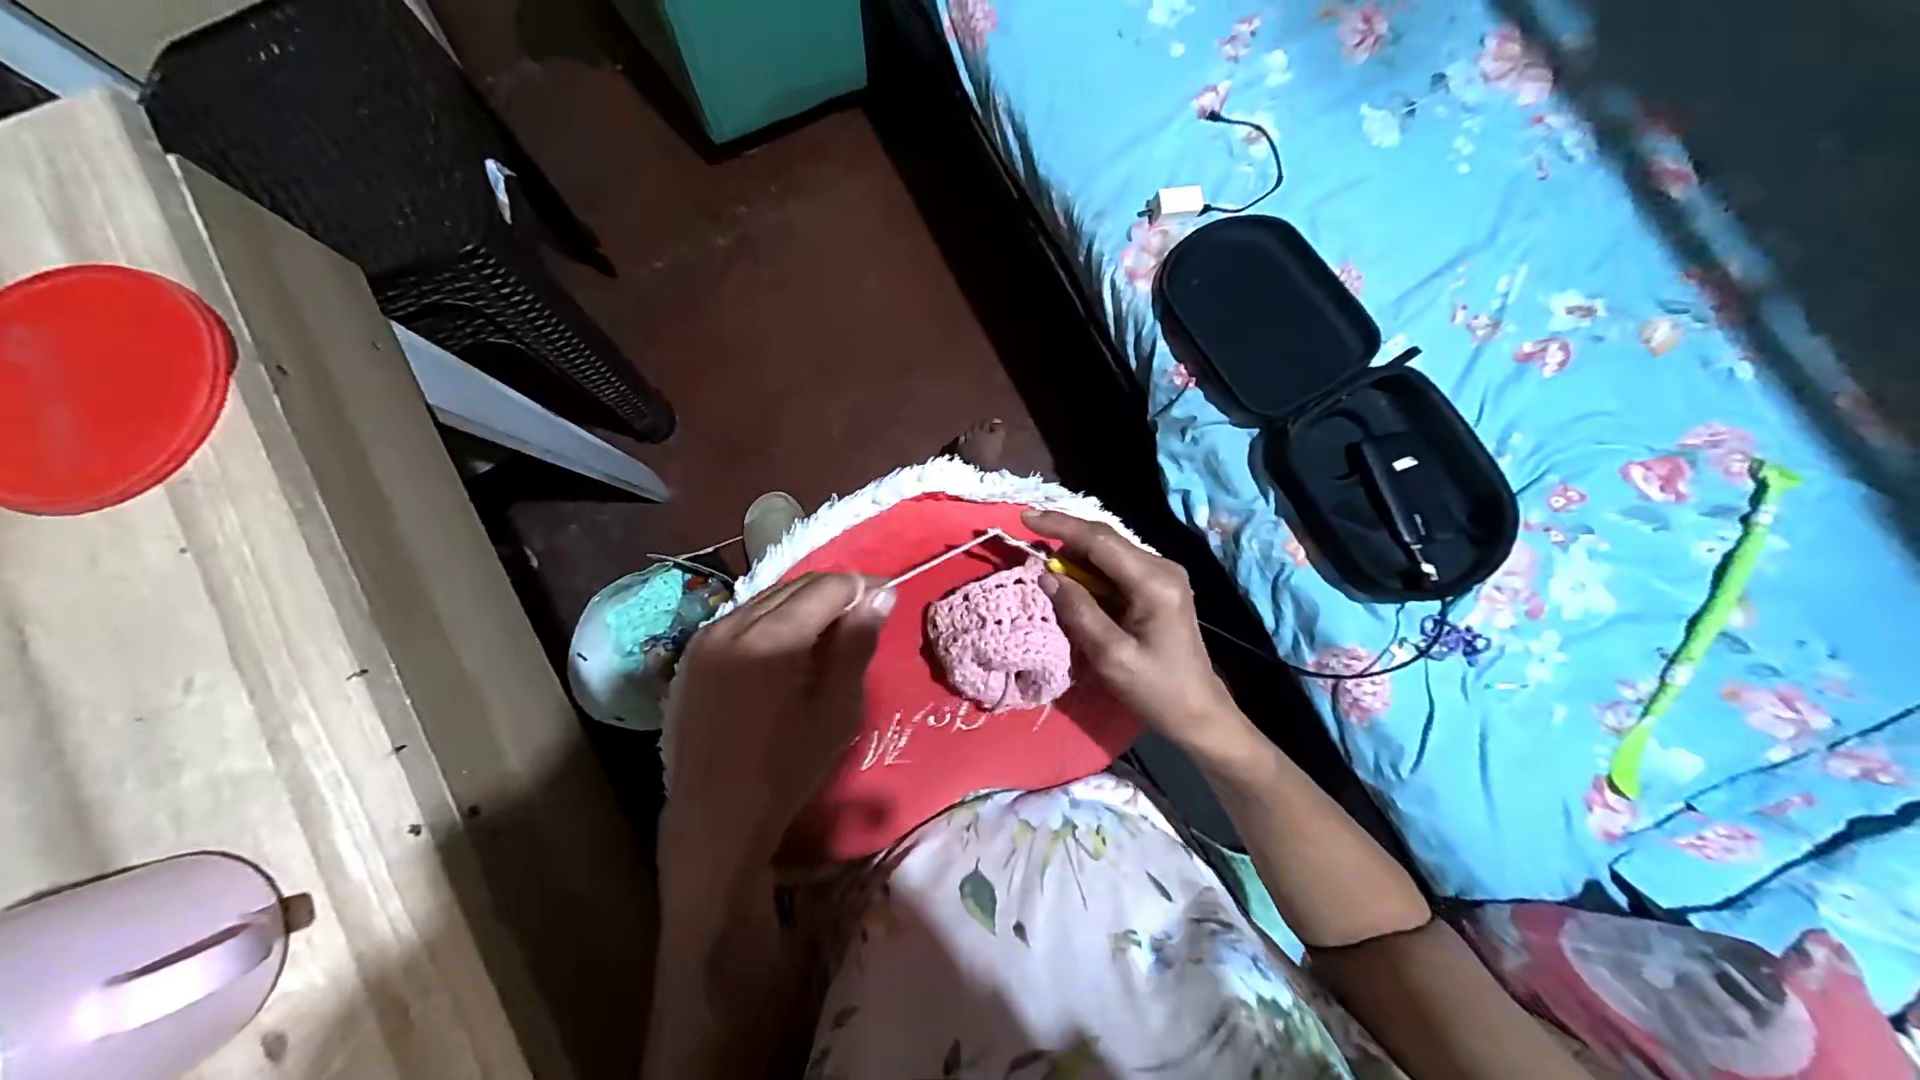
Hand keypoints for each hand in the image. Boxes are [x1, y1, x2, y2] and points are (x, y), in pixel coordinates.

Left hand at [661, 573, 894, 879]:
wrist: (714, 816)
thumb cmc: (786, 769)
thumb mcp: (837, 709)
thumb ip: (857, 645)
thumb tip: (881, 595)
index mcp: (771, 639)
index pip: (826, 587)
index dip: (861, 586)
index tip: (886, 597)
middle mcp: (732, 624)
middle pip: (795, 586)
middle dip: (834, 592)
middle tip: (863, 614)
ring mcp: (705, 637)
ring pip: (767, 598)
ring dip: (803, 605)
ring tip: (829, 631)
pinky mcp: (692, 654)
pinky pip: (743, 618)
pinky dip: (773, 620)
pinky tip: (788, 647)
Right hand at [1023, 510, 1252, 759]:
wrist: (1197, 711)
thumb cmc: (1155, 689)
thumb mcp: (1110, 655)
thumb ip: (1078, 611)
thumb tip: (1046, 576)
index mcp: (1154, 582)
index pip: (1099, 540)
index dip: (1059, 525)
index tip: (1024, 517)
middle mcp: (1162, 567)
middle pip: (1104, 540)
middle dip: (1064, 537)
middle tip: (1027, 543)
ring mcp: (1163, 575)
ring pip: (1107, 552)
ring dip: (1075, 556)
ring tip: (1045, 570)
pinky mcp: (1158, 586)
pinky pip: (1115, 567)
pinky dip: (1089, 571)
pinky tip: (1072, 584)